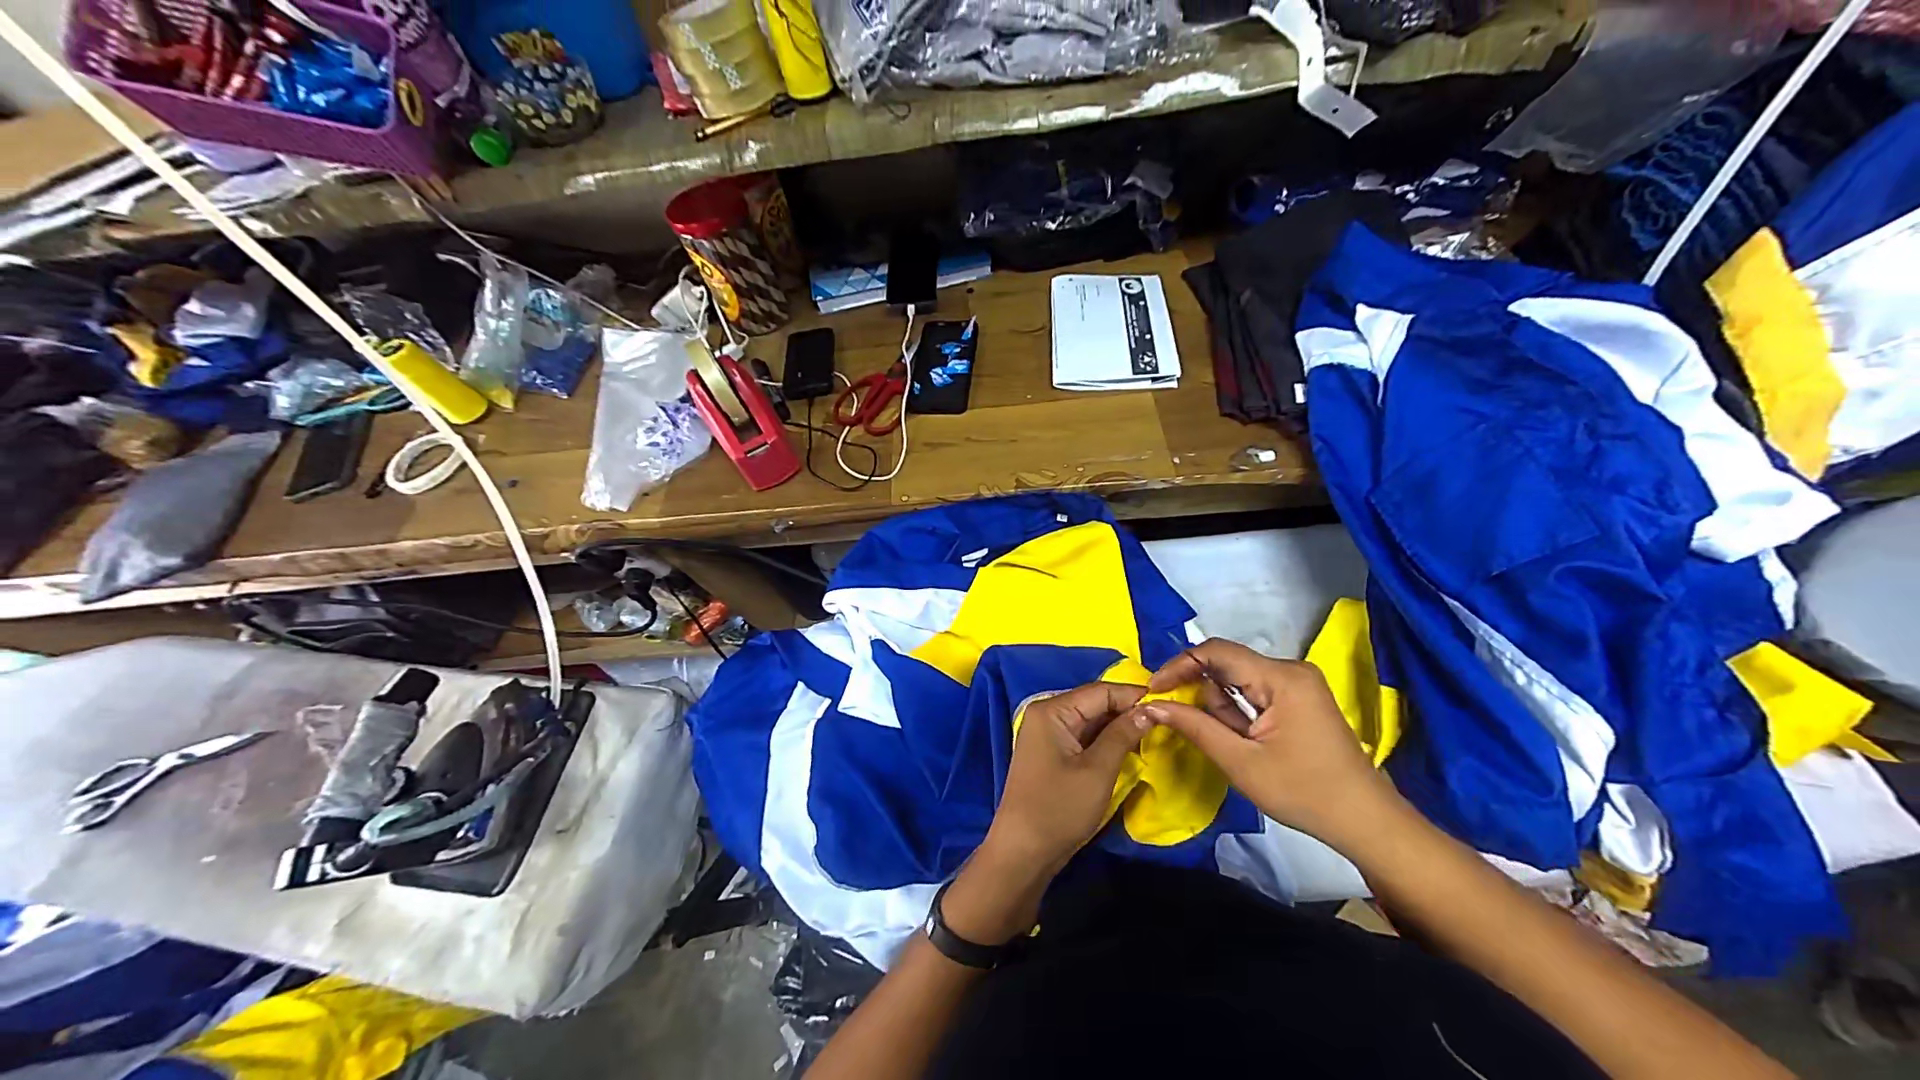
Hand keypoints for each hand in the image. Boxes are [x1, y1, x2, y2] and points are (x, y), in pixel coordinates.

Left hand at [942, 681, 1148, 944]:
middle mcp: (1047, 713)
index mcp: (1052, 710)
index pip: (1101, 691)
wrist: (1024, 852)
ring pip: (1092, 719)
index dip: (1135, 696)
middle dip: (1128, 710)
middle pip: (1095, 702)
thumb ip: (1123, 735)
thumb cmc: (1059, 809)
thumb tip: (1150, 709)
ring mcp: (1047, 733)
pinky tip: (1130, 747)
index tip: (1171, 705)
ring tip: (1154, 732)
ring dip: (1119, 725)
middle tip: (1166, 720)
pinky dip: (1106, 739)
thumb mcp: (1097, 771)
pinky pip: (1084, 735)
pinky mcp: (1052, 752)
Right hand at [1142, 638, 1403, 852]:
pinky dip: (1238, 711)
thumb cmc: (1303, 792)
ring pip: (1238, 679)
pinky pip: (1254, 690)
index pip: (1217, 652)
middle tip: (1192, 727)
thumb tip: (1152, 705)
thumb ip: (1195, 726)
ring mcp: (1299, 683)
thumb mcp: (1240, 762)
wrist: (1364, 820)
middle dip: (1202, 692)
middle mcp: (1291, 670)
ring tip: (1234, 745)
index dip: (1179, 666)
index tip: (1153, 691)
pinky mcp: (1300, 698)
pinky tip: (1243, 738)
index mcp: (1282, 678)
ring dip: (1222, 707)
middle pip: (1227, 664)